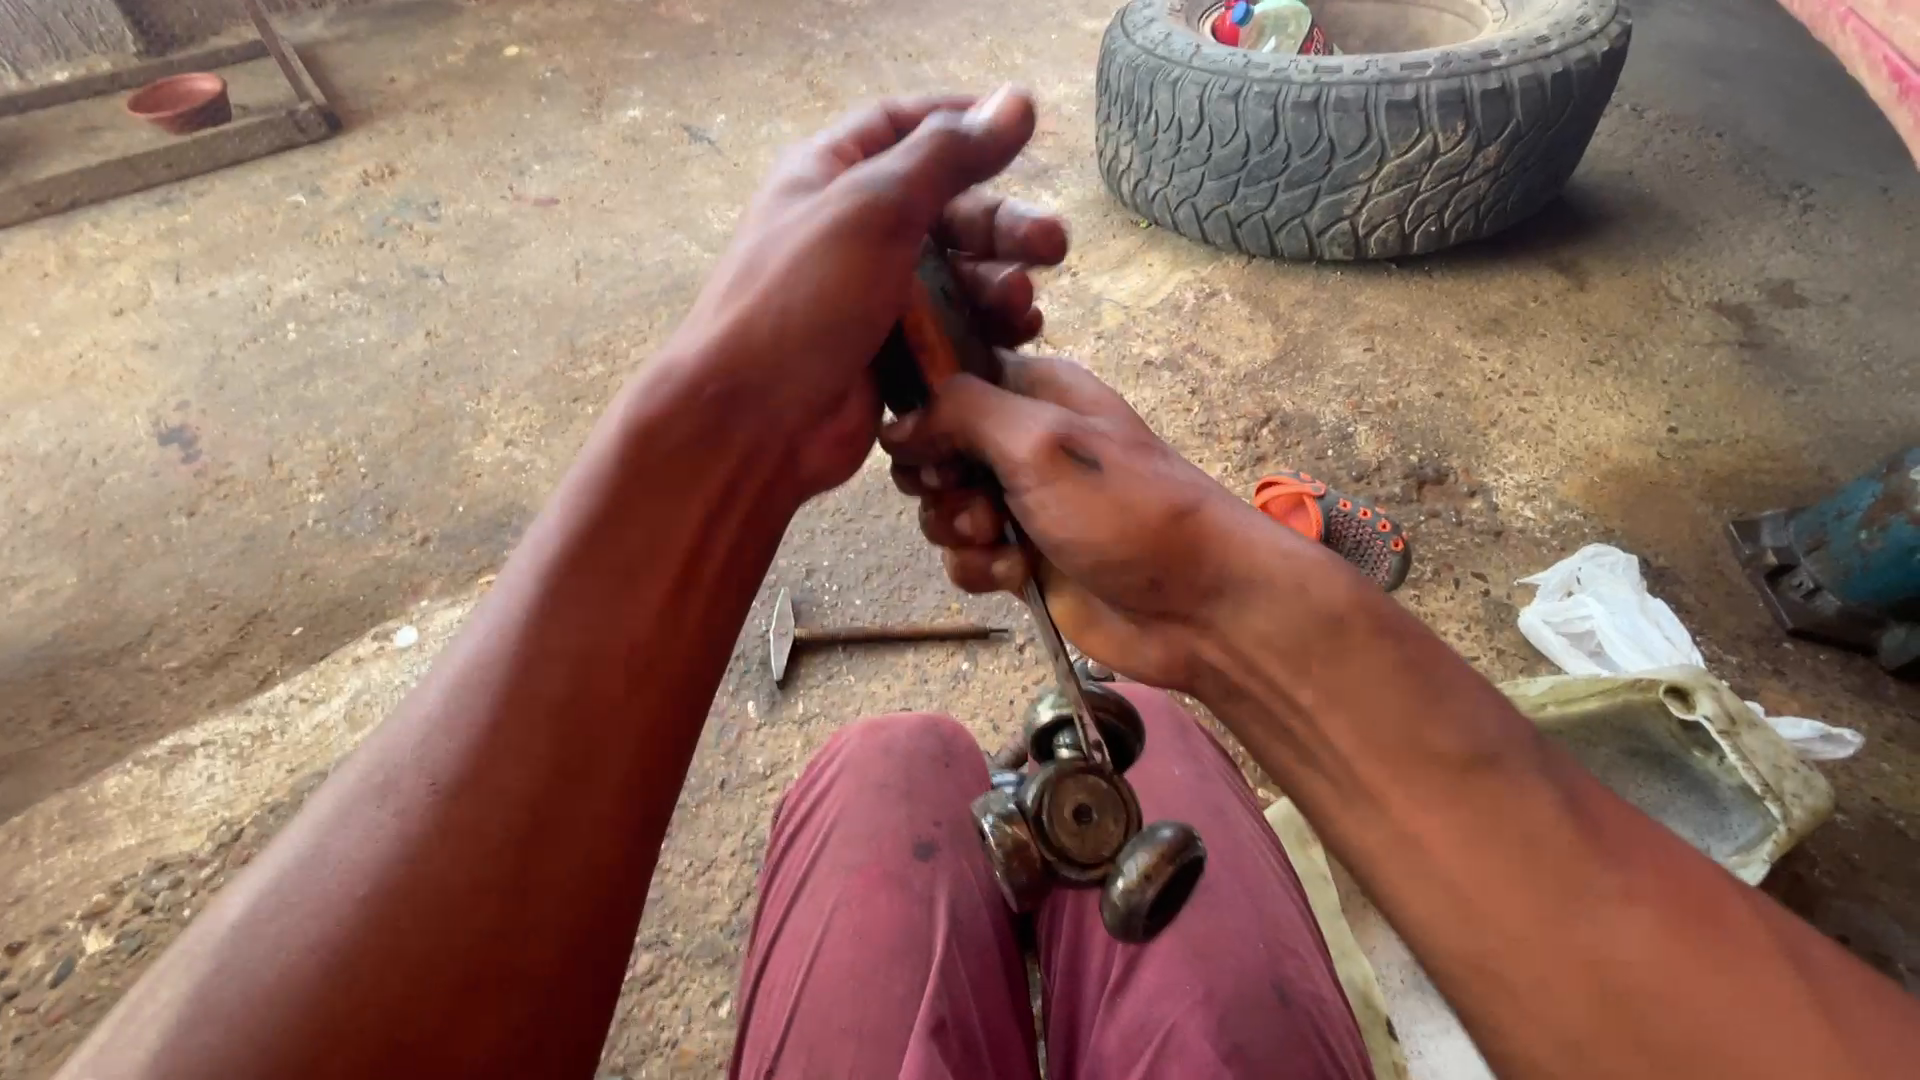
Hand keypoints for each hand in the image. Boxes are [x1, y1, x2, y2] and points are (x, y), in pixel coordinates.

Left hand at [672, 87, 1068, 503]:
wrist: (755, 421)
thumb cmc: (803, 300)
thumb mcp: (872, 209)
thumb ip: (947, 155)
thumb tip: (1018, 102)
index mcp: (833, 175)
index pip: (906, 127)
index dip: (964, 123)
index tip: (1022, 130)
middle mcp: (856, 232)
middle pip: (948, 210)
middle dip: (1004, 225)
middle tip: (1054, 244)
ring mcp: (875, 299)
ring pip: (958, 277)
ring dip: (999, 285)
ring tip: (1023, 307)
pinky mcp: (894, 355)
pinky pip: (952, 332)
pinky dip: (986, 332)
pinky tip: (1016, 338)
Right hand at [881, 355, 1326, 691]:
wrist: (1195, 604)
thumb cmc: (1124, 507)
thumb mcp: (1040, 441)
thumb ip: (960, 414)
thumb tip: (896, 424)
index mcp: (1032, 392)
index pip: (946, 382)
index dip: (925, 415)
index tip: (932, 448)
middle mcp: (1021, 442)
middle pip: (933, 452)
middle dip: (941, 484)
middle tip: (978, 501)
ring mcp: (1020, 502)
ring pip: (942, 509)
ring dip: (961, 531)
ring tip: (1004, 542)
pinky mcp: (1018, 556)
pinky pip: (964, 557)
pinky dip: (982, 569)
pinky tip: (1017, 575)